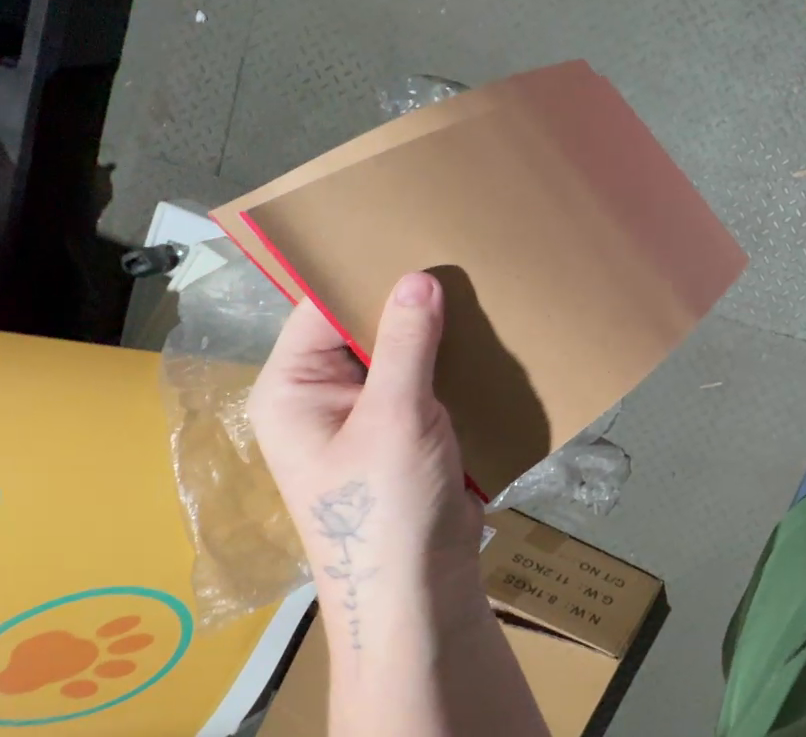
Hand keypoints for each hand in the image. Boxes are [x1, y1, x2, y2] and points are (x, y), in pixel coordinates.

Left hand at [249, 272, 482, 650]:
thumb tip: (418, 276)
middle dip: (414, 298)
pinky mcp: (411, 429)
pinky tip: (496, 337)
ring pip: (407, 352)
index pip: (321, 309)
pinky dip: (460, 360)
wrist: (419, 585)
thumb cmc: (385, 505)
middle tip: (466, 254)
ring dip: (444, 330)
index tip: (416, 235)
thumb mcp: (395, 419)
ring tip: (490, 287)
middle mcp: (326, 395)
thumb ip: (407, 346)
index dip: (363, 271)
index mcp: (295, 389)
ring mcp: (371, 414)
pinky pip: (432, 379)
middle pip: (367, 327)